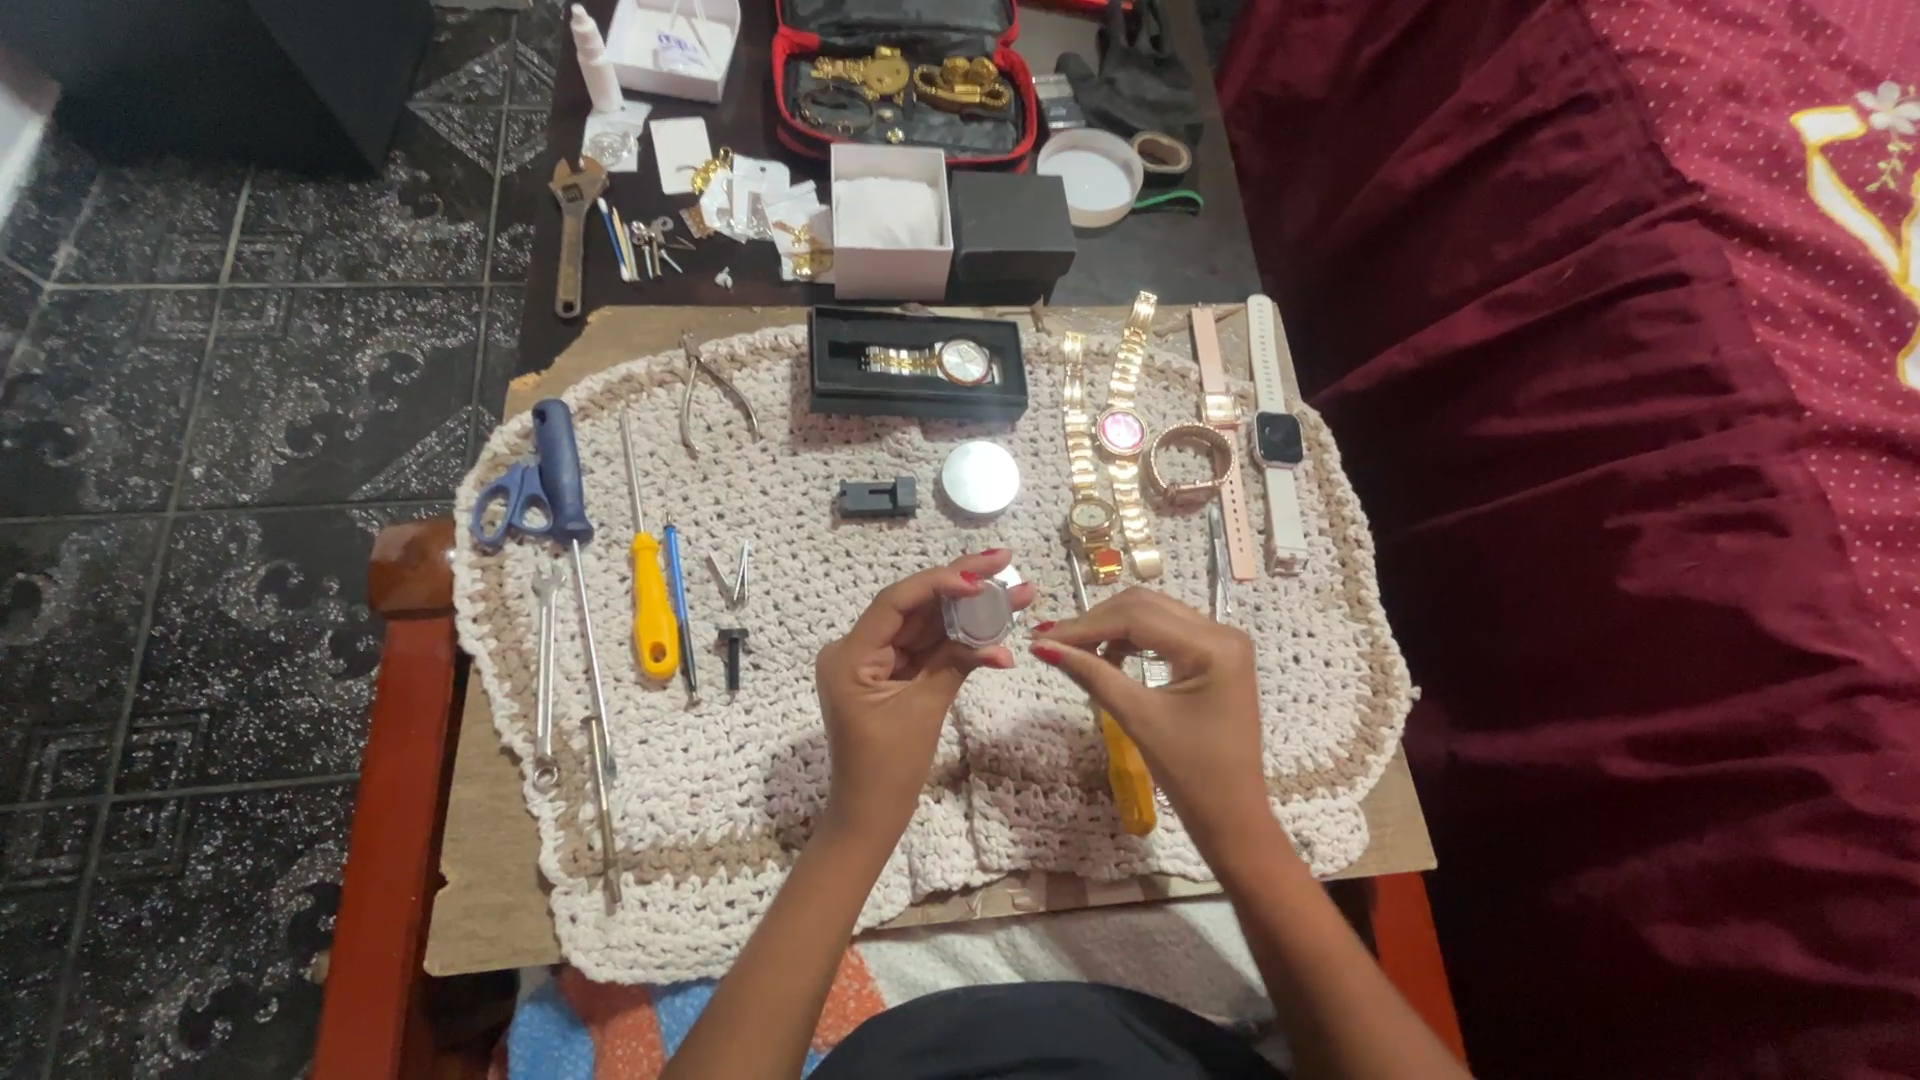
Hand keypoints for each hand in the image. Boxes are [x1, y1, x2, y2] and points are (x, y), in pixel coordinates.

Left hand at [814, 549, 1033, 848]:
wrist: (869, 816)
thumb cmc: (886, 771)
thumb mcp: (923, 712)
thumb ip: (955, 666)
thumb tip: (1000, 642)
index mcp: (850, 655)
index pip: (896, 602)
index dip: (939, 584)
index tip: (980, 578)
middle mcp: (858, 648)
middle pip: (914, 605)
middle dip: (962, 585)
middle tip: (1004, 559)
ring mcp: (876, 661)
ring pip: (925, 623)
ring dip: (968, 608)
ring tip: (1013, 590)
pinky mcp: (892, 674)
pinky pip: (927, 646)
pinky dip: (959, 637)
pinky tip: (994, 619)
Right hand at [1029, 588, 1273, 855]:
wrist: (1231, 813)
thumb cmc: (1190, 772)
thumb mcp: (1137, 717)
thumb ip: (1091, 674)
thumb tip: (1043, 646)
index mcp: (1213, 646)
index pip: (1136, 618)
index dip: (1085, 626)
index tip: (1042, 637)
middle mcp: (1222, 632)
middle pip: (1145, 607)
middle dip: (1096, 622)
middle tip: (1052, 641)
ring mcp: (1221, 642)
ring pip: (1153, 614)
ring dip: (1111, 628)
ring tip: (1075, 650)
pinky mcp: (1215, 655)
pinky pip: (1165, 631)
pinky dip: (1131, 639)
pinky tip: (1107, 657)